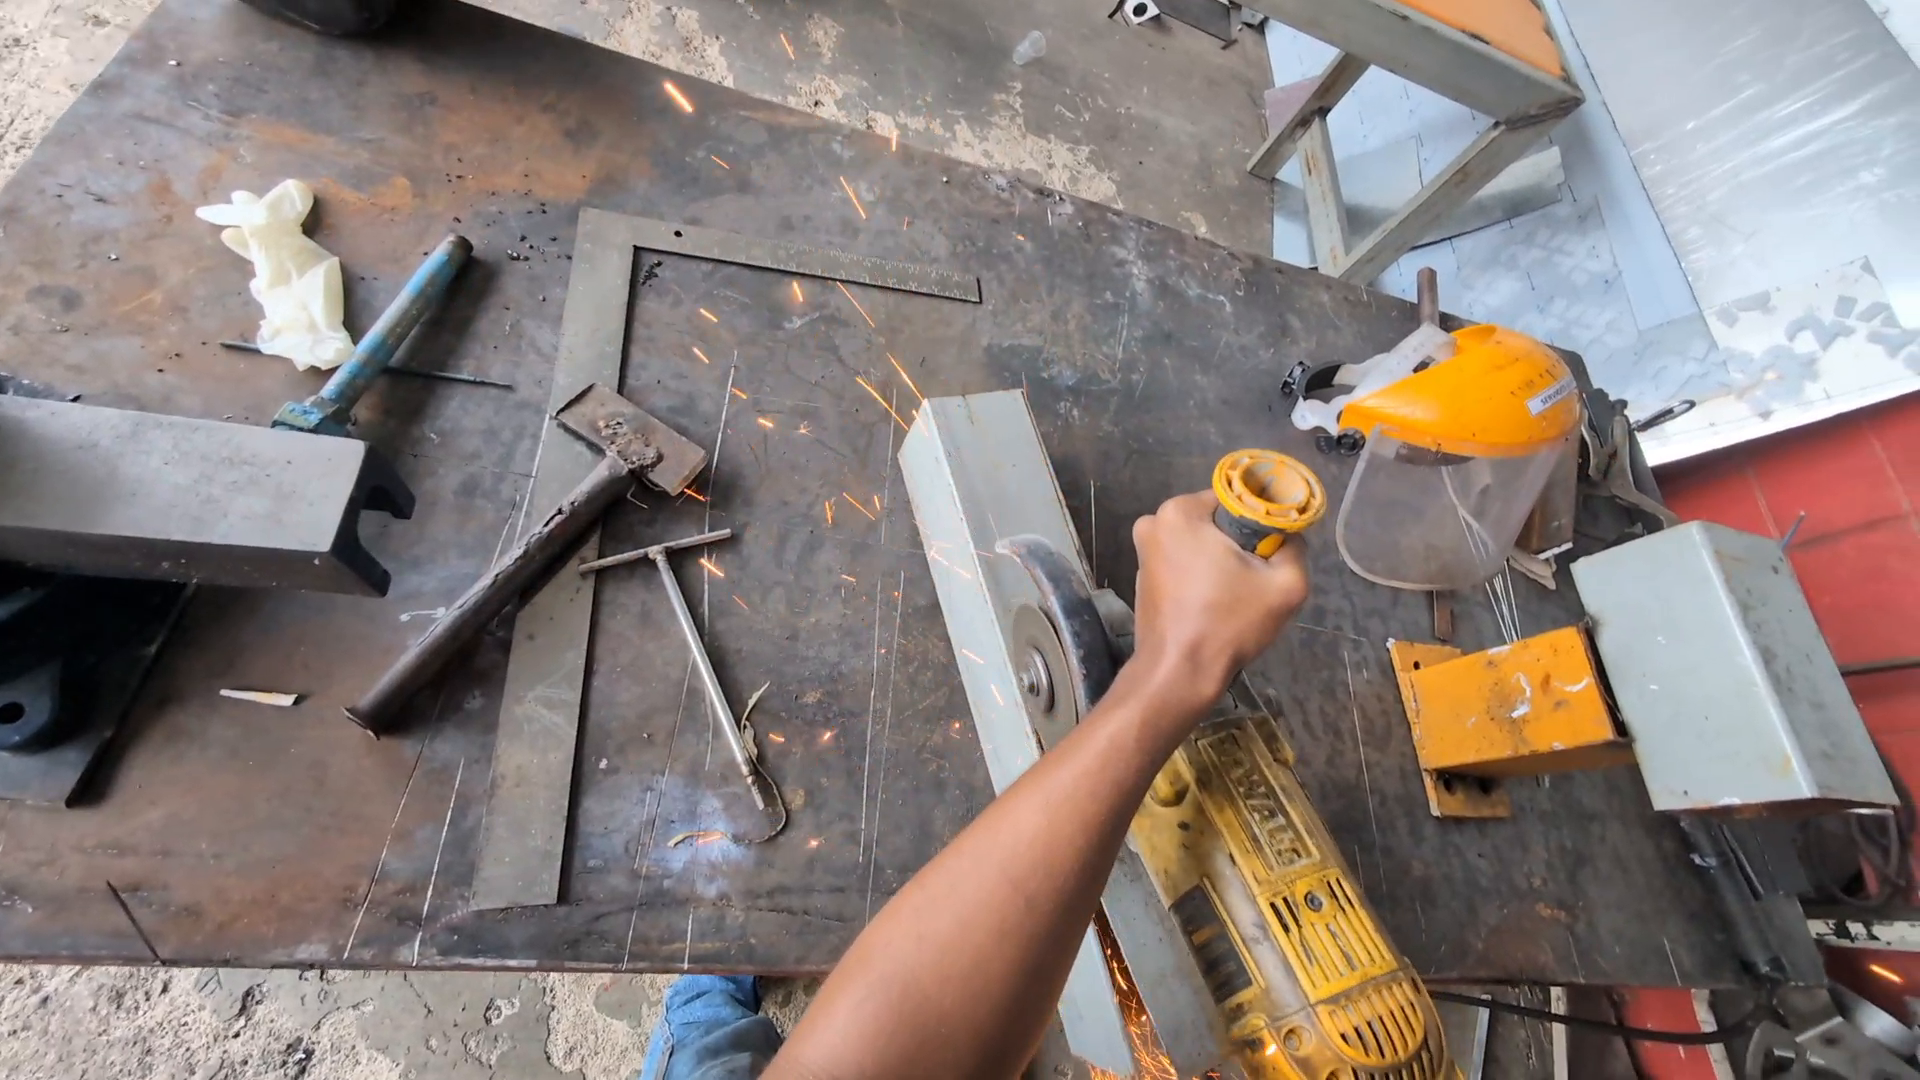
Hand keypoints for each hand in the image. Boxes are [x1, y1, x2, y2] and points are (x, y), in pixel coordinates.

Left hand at [1129, 491, 1309, 711]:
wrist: (1178, 671)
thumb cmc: (1228, 623)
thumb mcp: (1286, 584)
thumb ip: (1294, 546)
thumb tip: (1289, 536)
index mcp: (1180, 511)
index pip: (1236, 499)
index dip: (1262, 521)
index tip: (1274, 549)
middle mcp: (1154, 522)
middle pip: (1216, 521)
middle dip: (1240, 543)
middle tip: (1257, 576)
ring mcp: (1143, 551)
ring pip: (1200, 543)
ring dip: (1220, 561)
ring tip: (1236, 593)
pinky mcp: (1143, 576)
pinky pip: (1183, 562)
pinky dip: (1201, 574)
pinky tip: (1214, 602)